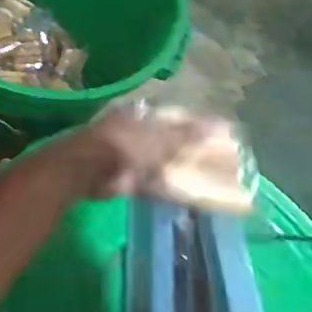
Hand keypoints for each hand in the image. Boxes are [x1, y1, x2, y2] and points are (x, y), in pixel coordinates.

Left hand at [76, 106, 232, 200]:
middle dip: (185, 149)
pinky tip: (192, 196)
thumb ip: (188, 132)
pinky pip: (152, 185)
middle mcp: (130, 133)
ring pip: (158, 163)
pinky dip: (169, 189)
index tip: (212, 133)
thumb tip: (220, 124)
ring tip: (209, 178)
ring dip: (178, 170)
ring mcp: (126, 158)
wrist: (91, 171)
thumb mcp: (161, 136)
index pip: (166, 116)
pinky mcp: (125, 181)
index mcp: (135, 115)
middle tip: (216, 159)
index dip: (188, 123)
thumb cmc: (125, 144)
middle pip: (163, 141)